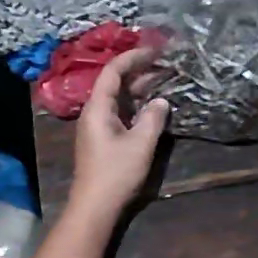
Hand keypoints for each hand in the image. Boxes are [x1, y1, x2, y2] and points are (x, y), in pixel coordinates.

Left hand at [69, 49, 168, 225]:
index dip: (133, 57)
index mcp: (97, 108)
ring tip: (163, 83)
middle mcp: (93, 113)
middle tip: (165, 66)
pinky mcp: (102, 141)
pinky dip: (135, 107)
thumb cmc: (116, 173)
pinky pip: (119, 114)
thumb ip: (153, 118)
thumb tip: (161, 101)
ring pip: (117, 100)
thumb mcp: (140, 144)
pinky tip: (151, 109)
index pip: (113, 71)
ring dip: (138, 90)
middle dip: (138, 72)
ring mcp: (96, 127)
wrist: (95, 206)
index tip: (155, 50)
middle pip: (114, 83)